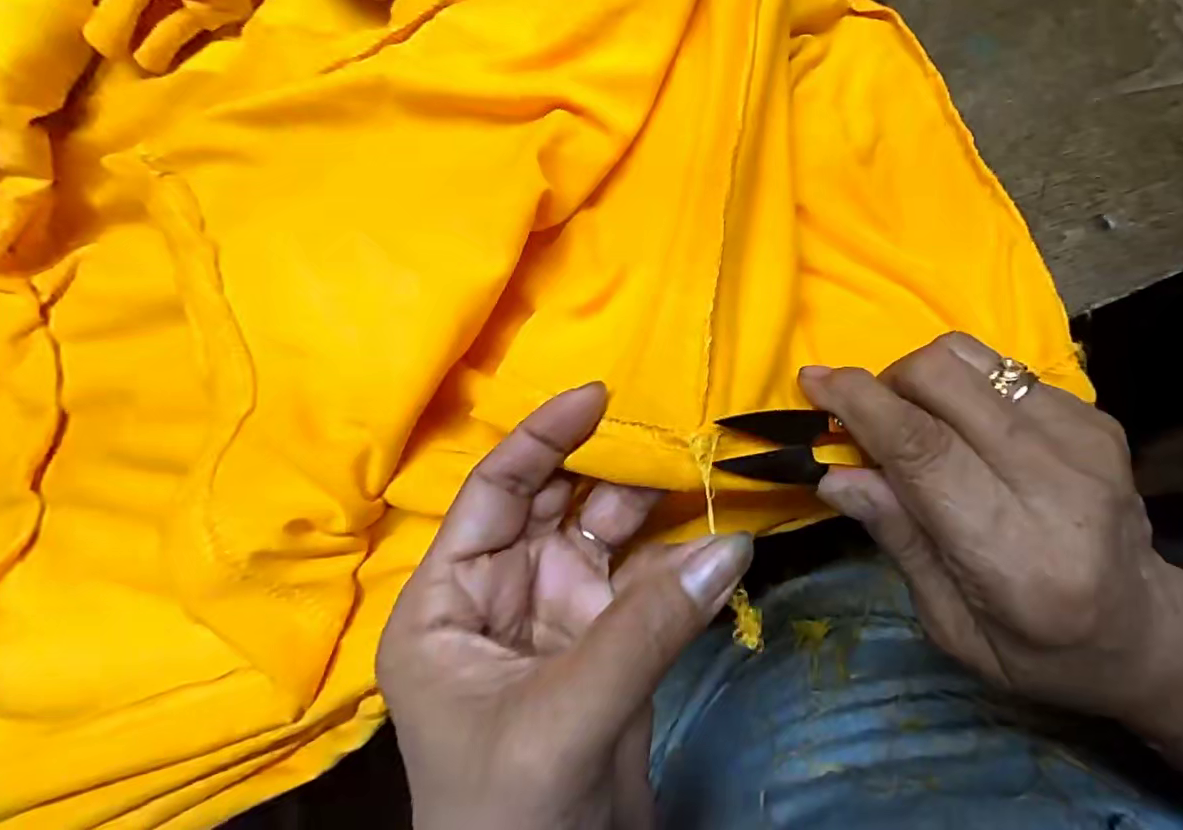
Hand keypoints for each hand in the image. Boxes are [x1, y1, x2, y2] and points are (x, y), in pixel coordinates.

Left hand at [377, 383, 753, 829]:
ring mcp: (569, 610)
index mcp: (453, 602)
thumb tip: (729, 542)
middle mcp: (510, 591)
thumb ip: (646, 627)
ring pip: (614, 530)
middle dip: (610, 461)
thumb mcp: (563, 718)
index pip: (496, 493)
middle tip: (670, 427)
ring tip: (705, 463)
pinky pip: (654, 572)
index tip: (596, 395)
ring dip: (656, 499)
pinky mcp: (619, 633)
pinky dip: (686, 551)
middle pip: (562, 500)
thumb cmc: (509, 817)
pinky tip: (721, 533)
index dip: (542, 438)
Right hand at [800, 334, 1182, 743]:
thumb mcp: (953, 626)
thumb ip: (898, 538)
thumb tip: (836, 474)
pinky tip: (969, 427)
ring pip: (971, 358)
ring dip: (922, 376)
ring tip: (918, 419)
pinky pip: (1002, 367)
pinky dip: (964, 385)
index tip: (815, 380)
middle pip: (945, 381)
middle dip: (888, 381)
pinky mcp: (1095, 414)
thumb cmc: (1042, 650)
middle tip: (872, 418)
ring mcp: (1084, 437)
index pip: (925, 452)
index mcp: (1017, 555)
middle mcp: (1057, 482)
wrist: (1146, 629)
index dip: (862, 405)